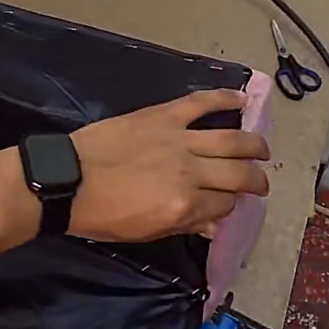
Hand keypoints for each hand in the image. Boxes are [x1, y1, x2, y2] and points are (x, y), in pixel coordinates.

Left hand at [67, 90, 270, 241]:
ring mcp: (180, 140)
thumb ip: (185, 225)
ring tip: (262, 149)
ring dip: (255, 144)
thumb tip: (216, 224)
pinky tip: (242, 97)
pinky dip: (225, 96)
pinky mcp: (164, 115)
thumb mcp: (145, 232)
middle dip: (256, 180)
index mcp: (184, 206)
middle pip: (240, 174)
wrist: (66, 179)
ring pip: (233, 139)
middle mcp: (191, 173)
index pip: (226, 205)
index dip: (231, 206)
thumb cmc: (101, 214)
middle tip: (260, 181)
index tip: (228, 204)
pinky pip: (202, 103)